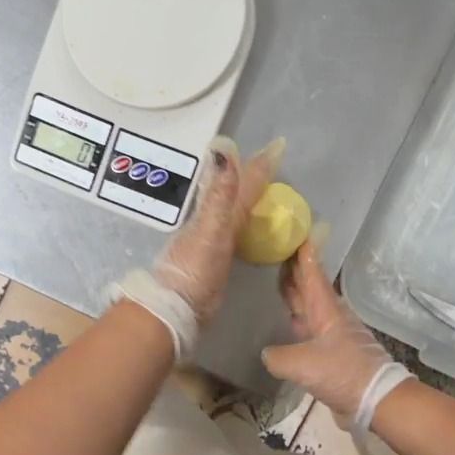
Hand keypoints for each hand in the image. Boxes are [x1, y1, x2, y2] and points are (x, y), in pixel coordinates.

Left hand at [154, 136, 283, 324]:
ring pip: (236, 213)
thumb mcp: (212, 230)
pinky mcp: (217, 262)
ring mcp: (214, 242)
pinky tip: (251, 228)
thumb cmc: (195, 270)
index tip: (278, 146)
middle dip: (254, 178)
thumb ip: (221, 195)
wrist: (177, 307)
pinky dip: (247, 225)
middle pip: (238, 194)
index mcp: (215, 212)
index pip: (242, 183)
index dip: (259, 166)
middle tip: (273, 165)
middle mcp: (214, 223)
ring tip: (268, 192)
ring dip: (250, 200)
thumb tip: (223, 151)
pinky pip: (238, 235)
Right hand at [262, 241, 404, 419]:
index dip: (304, 258)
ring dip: (295, 301)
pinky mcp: (333, 359)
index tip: (298, 235)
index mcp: (326, 312)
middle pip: (310, 292)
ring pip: (310, 313)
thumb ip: (277, 356)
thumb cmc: (342, 372)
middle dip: (295, 275)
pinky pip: (310, 335)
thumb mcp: (301, 363)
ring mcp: (334, 340)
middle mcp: (331, 321)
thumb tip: (268, 354)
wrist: (376, 400)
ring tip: (276, 290)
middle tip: (277, 258)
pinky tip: (286, 333)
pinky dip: (296, 328)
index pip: (313, 277)